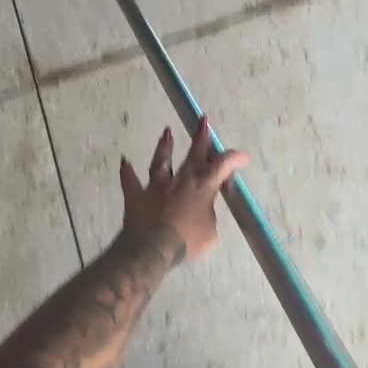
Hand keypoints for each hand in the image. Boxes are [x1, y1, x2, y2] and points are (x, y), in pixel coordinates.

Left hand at [119, 118, 248, 263]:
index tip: (243, 156)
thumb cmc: (187, 243)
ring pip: (161, 161)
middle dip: (200, 137)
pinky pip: (130, 181)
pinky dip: (127, 172)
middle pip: (192, 154)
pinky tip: (124, 161)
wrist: (153, 248)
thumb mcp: (210, 235)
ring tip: (166, 132)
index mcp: (203, 189)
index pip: (222, 167)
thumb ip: (209, 218)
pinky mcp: (136, 195)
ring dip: (164, 146)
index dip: (234, 159)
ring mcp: (156, 186)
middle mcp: (180, 181)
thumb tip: (204, 212)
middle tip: (202, 119)